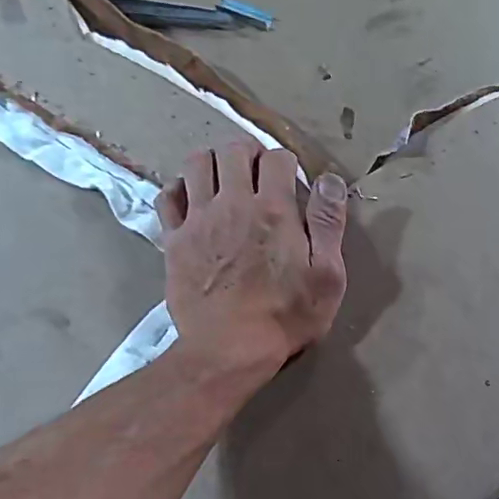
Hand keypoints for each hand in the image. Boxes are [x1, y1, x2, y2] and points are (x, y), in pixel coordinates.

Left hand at [156, 137, 348, 374]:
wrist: (230, 348)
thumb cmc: (288, 315)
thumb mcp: (327, 275)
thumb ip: (329, 223)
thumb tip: (331, 181)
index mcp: (274, 210)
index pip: (278, 159)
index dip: (289, 163)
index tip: (295, 182)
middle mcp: (232, 204)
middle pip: (234, 151)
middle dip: (251, 153)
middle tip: (262, 174)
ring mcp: (198, 220)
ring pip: (197, 163)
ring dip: (215, 162)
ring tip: (229, 181)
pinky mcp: (174, 239)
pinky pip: (168, 195)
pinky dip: (182, 188)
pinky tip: (196, 201)